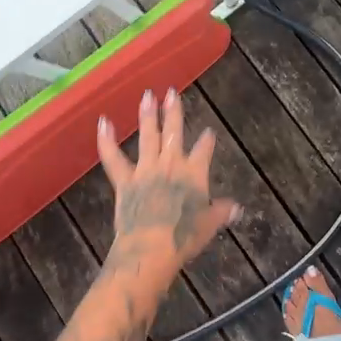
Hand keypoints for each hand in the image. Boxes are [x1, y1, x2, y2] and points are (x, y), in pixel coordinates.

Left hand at [96, 88, 239, 291]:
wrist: (150, 248)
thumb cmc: (184, 238)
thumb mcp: (209, 225)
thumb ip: (221, 212)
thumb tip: (237, 209)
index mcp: (194, 173)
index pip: (204, 150)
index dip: (207, 140)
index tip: (209, 132)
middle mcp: (171, 164)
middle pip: (174, 132)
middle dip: (174, 111)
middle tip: (172, 92)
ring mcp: (146, 170)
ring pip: (148, 136)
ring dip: (147, 115)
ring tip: (147, 95)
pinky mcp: (124, 180)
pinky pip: (113, 157)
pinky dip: (106, 140)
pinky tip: (103, 121)